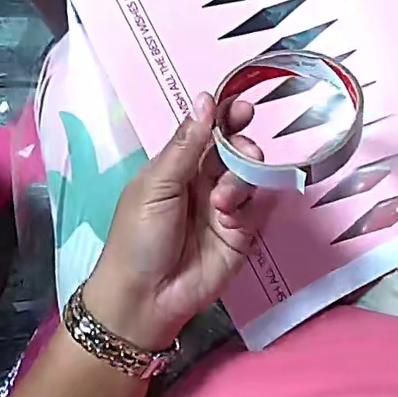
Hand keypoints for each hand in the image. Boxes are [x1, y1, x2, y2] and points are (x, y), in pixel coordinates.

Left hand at [80, 92, 264, 351]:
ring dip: (242, 181)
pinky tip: (231, 218)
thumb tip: (205, 98)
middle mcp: (206, 182)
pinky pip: (259, 208)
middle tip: (242, 153)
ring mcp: (227, 207)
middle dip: (243, 148)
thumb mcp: (156, 185)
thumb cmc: (138, 237)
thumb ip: (187, 144)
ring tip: (223, 201)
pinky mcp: (243, 232)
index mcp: (179, 166)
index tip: (243, 108)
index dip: (227, 118)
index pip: (209, 132)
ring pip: (251, 177)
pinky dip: (250, 207)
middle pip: (237, 151)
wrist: (145, 298)